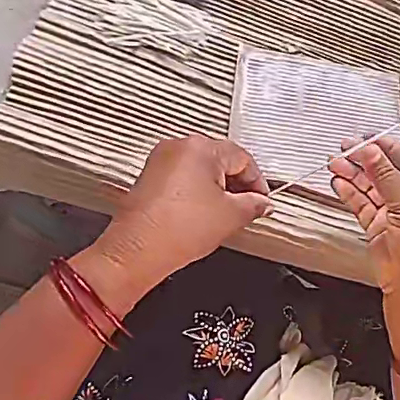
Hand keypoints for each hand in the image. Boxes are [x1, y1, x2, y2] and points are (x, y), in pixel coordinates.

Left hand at [101, 136, 270, 284]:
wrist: (138, 252)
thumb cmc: (174, 230)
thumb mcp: (231, 216)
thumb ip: (254, 204)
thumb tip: (261, 203)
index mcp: (201, 148)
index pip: (243, 158)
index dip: (257, 182)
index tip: (262, 200)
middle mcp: (178, 147)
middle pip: (222, 160)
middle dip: (238, 185)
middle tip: (248, 208)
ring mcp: (161, 161)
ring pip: (202, 169)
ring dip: (218, 189)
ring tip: (224, 214)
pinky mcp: (151, 177)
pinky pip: (184, 178)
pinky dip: (198, 193)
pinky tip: (203, 215)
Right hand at [328, 138, 399, 300]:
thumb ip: (385, 173)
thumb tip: (371, 152)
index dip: (387, 148)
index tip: (367, 138)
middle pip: (388, 171)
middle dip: (366, 159)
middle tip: (346, 147)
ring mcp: (398, 215)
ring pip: (372, 187)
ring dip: (354, 174)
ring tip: (336, 161)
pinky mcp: (381, 229)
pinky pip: (363, 205)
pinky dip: (351, 193)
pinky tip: (340, 182)